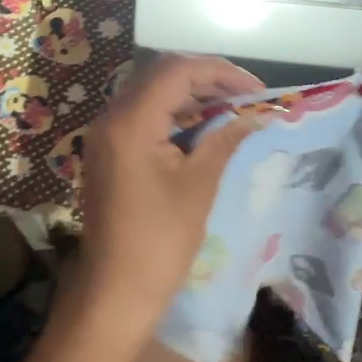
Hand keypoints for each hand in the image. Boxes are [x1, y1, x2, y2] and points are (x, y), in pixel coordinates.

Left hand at [75, 55, 264, 337]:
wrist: (114, 291)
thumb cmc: (159, 242)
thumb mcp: (198, 186)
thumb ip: (224, 140)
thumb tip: (255, 116)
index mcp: (131, 122)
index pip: (176, 70)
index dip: (220, 71)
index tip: (256, 89)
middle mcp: (110, 117)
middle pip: (160, 75)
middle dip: (206, 78)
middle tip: (247, 96)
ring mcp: (104, 134)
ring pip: (150, 93)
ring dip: (190, 95)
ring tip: (233, 108)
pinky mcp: (107, 151)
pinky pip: (141, 115)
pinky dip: (173, 114)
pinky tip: (203, 127)